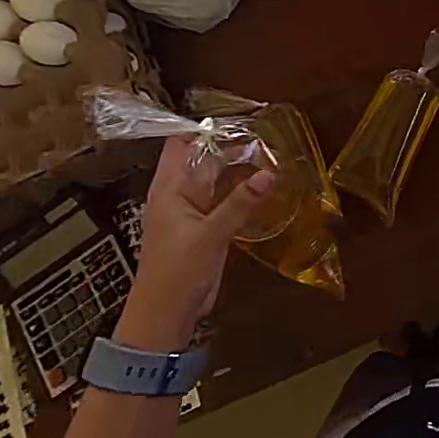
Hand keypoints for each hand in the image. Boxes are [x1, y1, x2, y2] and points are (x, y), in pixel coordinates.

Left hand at [117, 137, 274, 350]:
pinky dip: (242, 192)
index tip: (241, 120)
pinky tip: (265, 188)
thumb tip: (270, 173)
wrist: (166, 316)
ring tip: (272, 156)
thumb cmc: (177, 273)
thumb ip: (241, 203)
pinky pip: (225, 200)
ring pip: (217, 179)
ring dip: (239, 169)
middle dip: (231, 147)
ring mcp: (193, 211)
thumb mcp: (211, 235)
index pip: (183, 144)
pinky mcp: (206, 228)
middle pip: (204, 159)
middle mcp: (180, 194)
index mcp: (170, 188)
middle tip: (267, 137)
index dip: (207, 129)